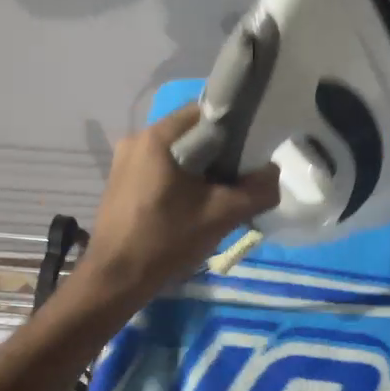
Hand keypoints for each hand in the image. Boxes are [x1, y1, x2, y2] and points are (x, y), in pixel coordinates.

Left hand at [75, 105, 279, 300]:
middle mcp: (137, 139)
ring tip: (224, 194)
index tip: (255, 149)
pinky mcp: (122, 183)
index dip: (236, 127)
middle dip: (221, 152)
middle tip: (244, 176)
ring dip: (202, 169)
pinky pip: (161, 169)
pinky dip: (183, 180)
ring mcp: (125, 161)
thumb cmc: (165, 239)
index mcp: (158, 137)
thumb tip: (274, 174)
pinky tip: (196, 206)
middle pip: (191, 133)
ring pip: (177, 154)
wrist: (115, 279)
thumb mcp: (220, 215)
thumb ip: (256, 191)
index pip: (206, 112)